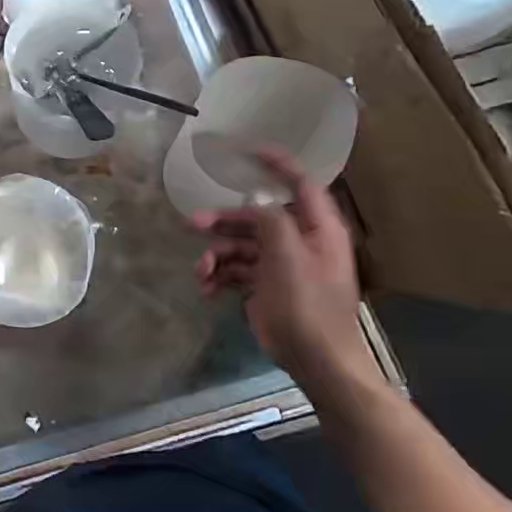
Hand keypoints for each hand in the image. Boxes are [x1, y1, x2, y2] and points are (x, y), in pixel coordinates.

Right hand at [191, 150, 369, 388]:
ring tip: (201, 271)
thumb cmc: (309, 305)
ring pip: (244, 247)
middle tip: (193, 224)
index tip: (250, 151)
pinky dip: (222, 277)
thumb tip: (257, 204)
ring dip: (219, 255)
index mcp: (317, 227)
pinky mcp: (267, 288)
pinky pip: (239, 273)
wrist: (318, 360)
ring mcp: (282, 266)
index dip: (278, 165)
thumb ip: (272, 222)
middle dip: (226, 221)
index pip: (300, 184)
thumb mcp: (290, 257)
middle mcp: (300, 240)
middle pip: (259, 218)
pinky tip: (206, 288)